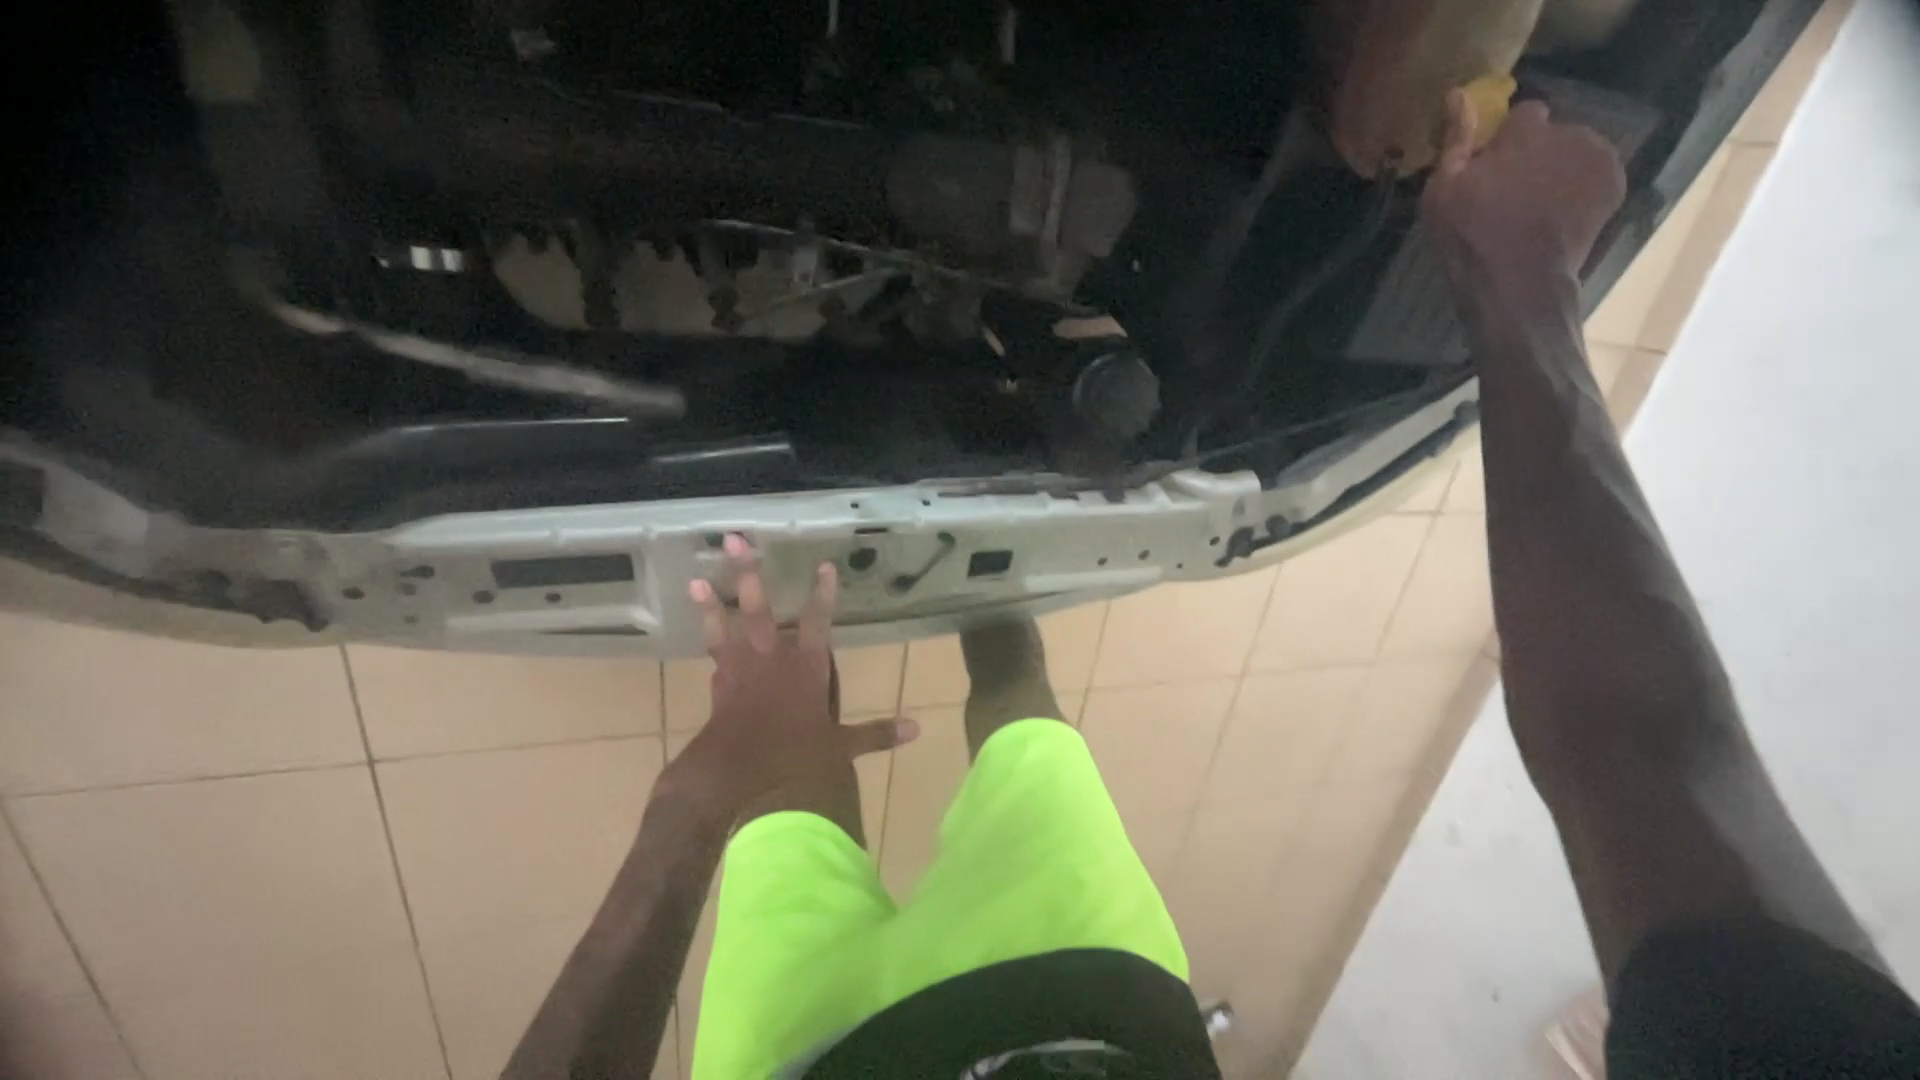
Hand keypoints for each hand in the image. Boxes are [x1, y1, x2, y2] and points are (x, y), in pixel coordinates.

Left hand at [661, 534, 917, 827]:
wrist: (733, 769)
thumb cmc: (790, 754)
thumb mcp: (839, 747)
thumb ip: (877, 733)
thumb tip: (917, 728)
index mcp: (806, 666)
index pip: (819, 621)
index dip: (823, 592)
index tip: (824, 565)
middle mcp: (773, 656)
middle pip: (761, 607)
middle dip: (749, 572)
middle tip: (734, 540)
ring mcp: (742, 666)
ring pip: (729, 624)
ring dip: (714, 600)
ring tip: (698, 577)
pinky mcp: (720, 680)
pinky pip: (714, 650)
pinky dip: (710, 635)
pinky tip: (704, 622)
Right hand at [1421, 89, 1626, 288]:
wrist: (1517, 281)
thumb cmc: (1471, 237)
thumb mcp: (1443, 192)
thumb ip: (1456, 141)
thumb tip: (1459, 96)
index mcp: (1526, 133)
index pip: (1524, 113)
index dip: (1508, 138)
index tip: (1492, 165)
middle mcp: (1570, 134)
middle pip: (1552, 134)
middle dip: (1536, 153)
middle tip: (1512, 192)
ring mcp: (1598, 159)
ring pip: (1576, 152)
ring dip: (1559, 169)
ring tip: (1536, 207)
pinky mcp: (1615, 185)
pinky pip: (1595, 174)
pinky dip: (1580, 188)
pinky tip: (1559, 215)